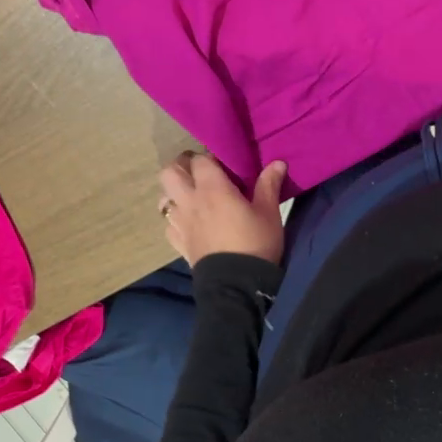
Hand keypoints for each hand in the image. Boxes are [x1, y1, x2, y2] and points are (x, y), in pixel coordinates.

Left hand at [158, 153, 288, 265]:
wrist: (238, 285)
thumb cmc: (255, 243)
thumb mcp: (269, 213)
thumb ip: (269, 185)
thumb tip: (278, 162)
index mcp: (212, 188)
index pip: (199, 159)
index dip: (208, 157)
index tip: (222, 163)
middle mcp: (190, 201)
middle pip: (169, 172)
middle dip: (180, 167)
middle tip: (198, 172)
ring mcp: (180, 223)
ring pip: (164, 198)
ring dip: (173, 193)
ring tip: (190, 197)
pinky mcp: (178, 243)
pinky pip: (168, 224)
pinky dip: (175, 220)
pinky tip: (189, 223)